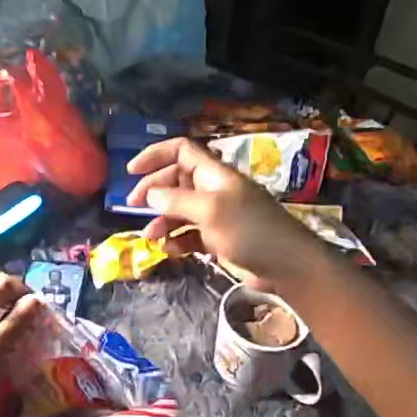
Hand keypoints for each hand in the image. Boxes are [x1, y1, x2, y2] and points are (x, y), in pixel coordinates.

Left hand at [0, 274, 43, 416]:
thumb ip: (17, 321)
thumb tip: (36, 298)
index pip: (4, 282)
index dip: (25, 291)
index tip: (40, 312)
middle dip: (20, 307)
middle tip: (35, 326)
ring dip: (11, 323)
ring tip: (24, 342)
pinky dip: (1, 336)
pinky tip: (6, 354)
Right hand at [125, 137, 321, 288]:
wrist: (285, 265)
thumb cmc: (250, 230)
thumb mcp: (210, 211)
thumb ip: (177, 200)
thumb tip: (150, 194)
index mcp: (213, 174)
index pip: (180, 151)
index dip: (155, 155)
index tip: (131, 171)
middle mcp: (213, 190)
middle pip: (175, 181)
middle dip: (153, 192)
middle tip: (132, 207)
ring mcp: (216, 215)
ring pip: (179, 210)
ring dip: (161, 220)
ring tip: (150, 237)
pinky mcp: (218, 238)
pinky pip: (189, 234)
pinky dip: (176, 240)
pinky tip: (169, 250)